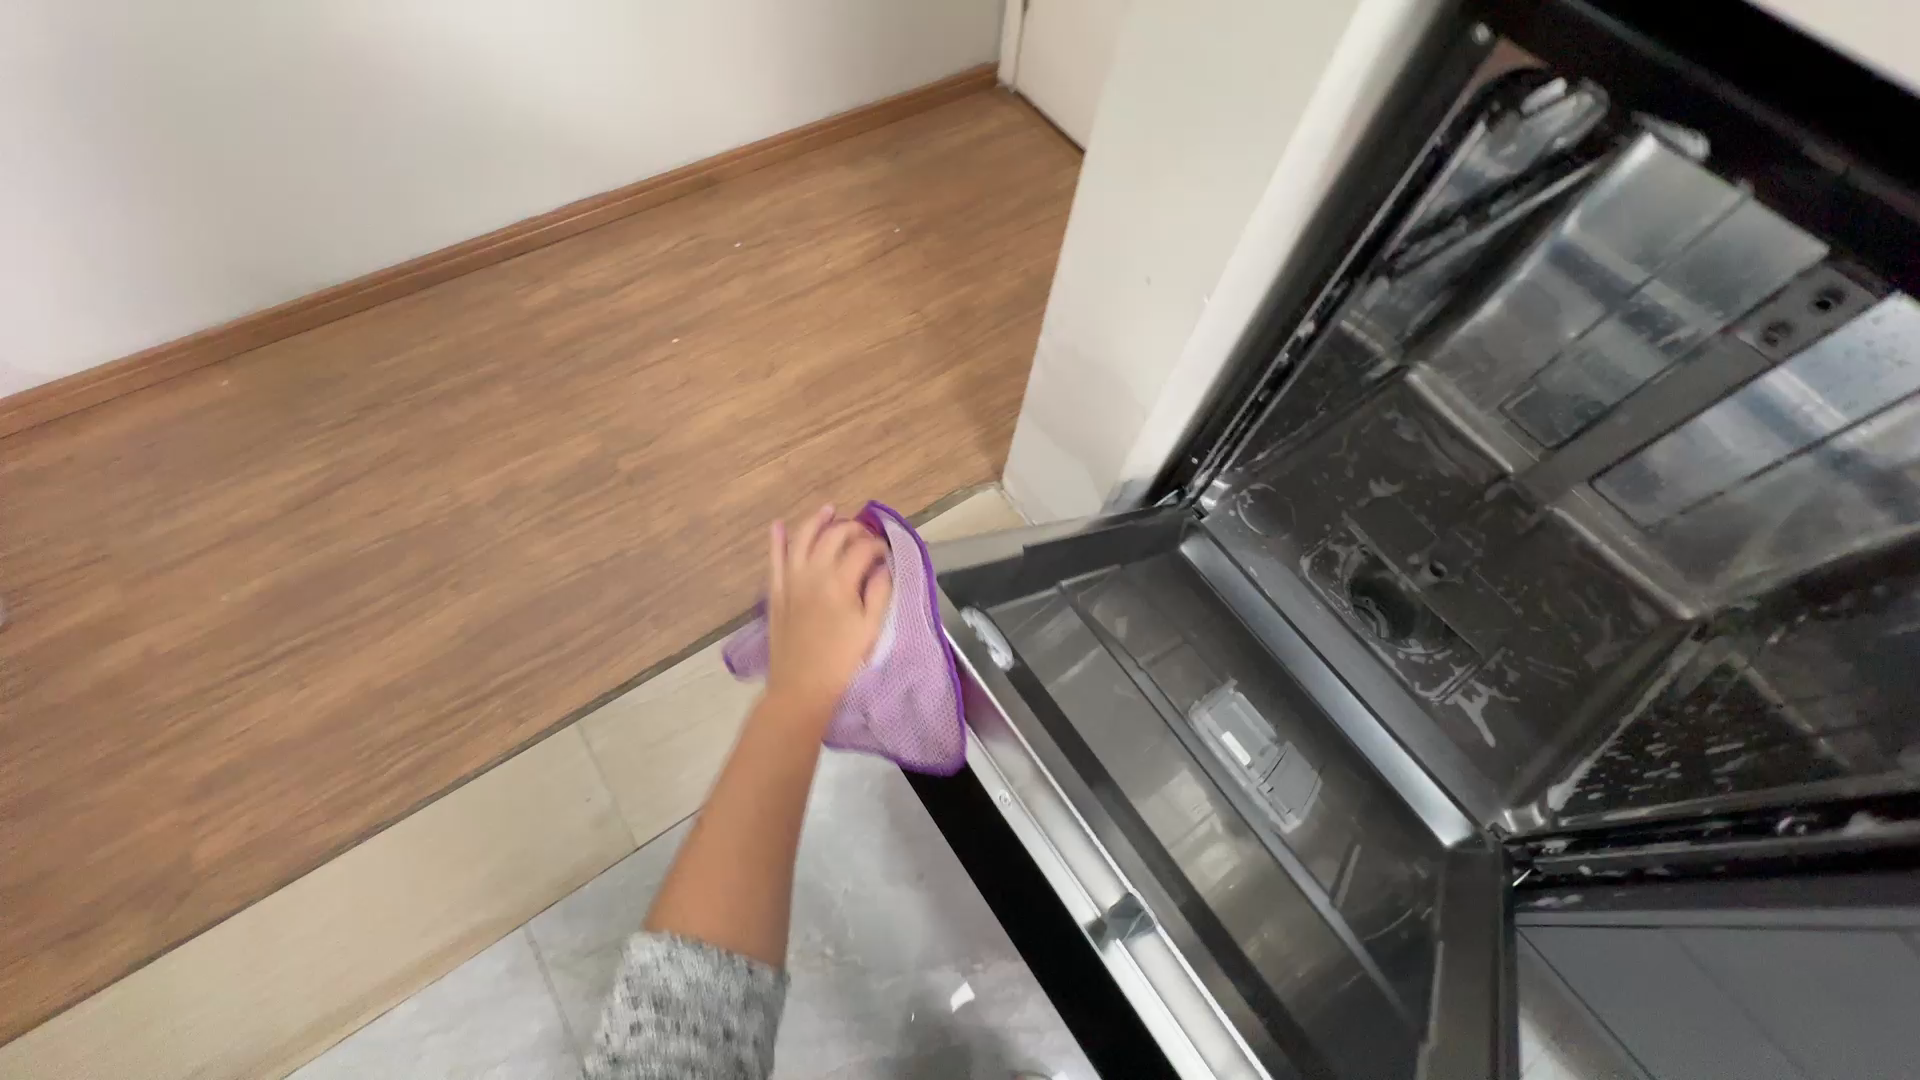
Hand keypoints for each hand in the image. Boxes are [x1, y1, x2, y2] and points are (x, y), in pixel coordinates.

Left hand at [763, 505, 891, 718]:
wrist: (801, 688)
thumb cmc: (842, 661)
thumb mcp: (871, 627)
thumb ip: (879, 591)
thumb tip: (882, 567)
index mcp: (840, 581)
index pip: (863, 548)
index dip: (878, 546)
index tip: (886, 553)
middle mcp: (813, 572)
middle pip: (834, 536)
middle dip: (853, 529)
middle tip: (865, 536)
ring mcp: (790, 580)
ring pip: (802, 538)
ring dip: (817, 521)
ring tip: (829, 510)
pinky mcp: (776, 592)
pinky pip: (775, 559)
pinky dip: (777, 540)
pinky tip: (779, 526)